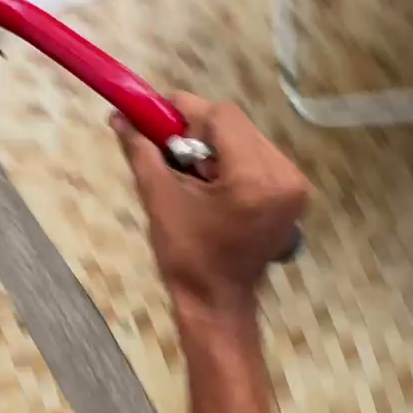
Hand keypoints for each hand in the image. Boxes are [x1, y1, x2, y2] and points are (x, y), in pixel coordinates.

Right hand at [111, 92, 310, 322]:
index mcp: (255, 178)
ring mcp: (295, 185)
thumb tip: (118, 115)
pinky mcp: (293, 193)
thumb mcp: (159, 199)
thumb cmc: (186, 255)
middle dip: (197, 129)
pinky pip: (257, 155)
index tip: (152, 118)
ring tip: (189, 171)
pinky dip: (229, 158)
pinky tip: (210, 182)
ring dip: (213, 143)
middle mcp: (285, 175)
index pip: (222, 116)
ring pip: (246, 137)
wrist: (216, 301)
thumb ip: (141, 151)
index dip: (183, 111)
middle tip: (166, 148)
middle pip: (236, 124)